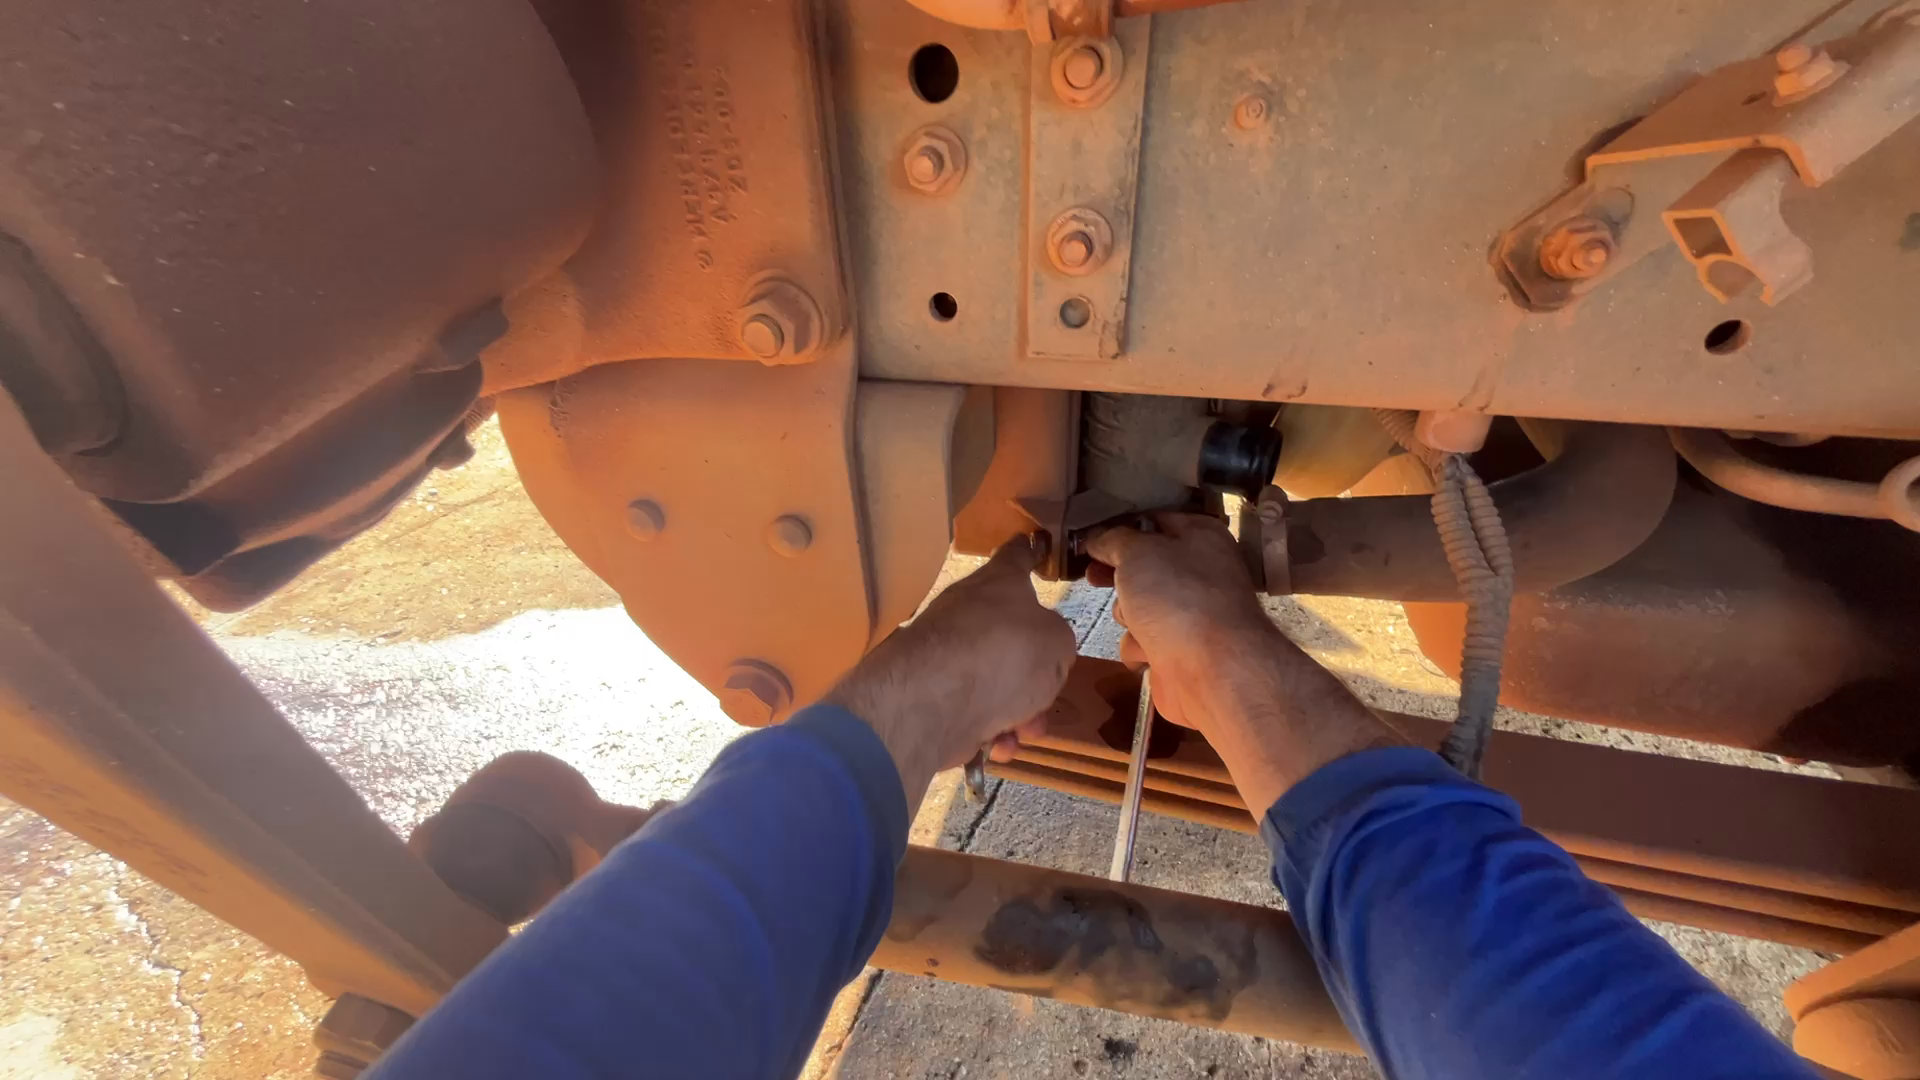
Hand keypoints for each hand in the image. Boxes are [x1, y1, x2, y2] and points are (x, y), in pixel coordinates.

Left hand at [824, 536, 1075, 804]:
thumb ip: (1056, 642)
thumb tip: (1040, 650)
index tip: (1032, 545)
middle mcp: (967, 611)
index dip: (1029, 553)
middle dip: (1035, 676)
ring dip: (1017, 711)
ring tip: (1023, 731)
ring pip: (994, 682)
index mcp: (999, 583)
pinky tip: (996, 745)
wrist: (933, 699)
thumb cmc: (1004, 654)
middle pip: (1010, 636)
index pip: (1016, 557)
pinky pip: (971, 711)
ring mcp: (945, 652)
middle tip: (1046, 696)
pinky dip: (988, 730)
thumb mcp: (1057, 643)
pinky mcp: (929, 693)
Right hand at [1086, 514, 1398, 813]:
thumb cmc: (1177, 598)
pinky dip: (1139, 647)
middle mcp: (1199, 572)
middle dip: (1117, 574)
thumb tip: (1098, 539)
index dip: (1119, 526)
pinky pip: (1142, 641)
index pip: (1153, 520)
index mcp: (1200, 536)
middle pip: (1143, 566)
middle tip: (1093, 575)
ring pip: (1138, 605)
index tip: (1089, 534)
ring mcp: (1189, 615)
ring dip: (1127, 614)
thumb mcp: (1137, 552)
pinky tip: (1148, 652)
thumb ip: (1113, 539)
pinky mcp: (1178, 651)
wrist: (1212, 671)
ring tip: (1136, 620)